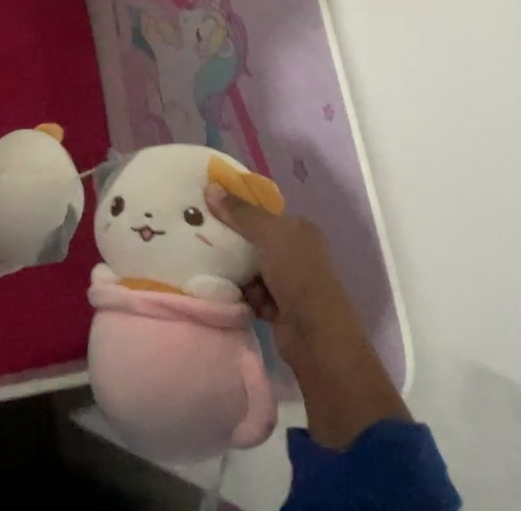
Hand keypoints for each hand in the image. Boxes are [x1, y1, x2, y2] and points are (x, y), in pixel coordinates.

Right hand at [205, 184, 409, 448]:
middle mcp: (298, 252)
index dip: (238, 210)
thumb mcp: (268, 235)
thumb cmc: (296, 274)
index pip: (264, 213)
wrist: (315, 334)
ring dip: (239, 275)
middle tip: (205, 241)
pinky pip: (253, 294)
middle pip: (255, 241)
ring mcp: (290, 281)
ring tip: (223, 275)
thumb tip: (210, 187)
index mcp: (300, 229)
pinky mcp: (281, 307)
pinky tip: (240, 298)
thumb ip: (239, 212)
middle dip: (234, 245)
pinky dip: (246, 296)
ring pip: (251, 269)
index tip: (209, 209)